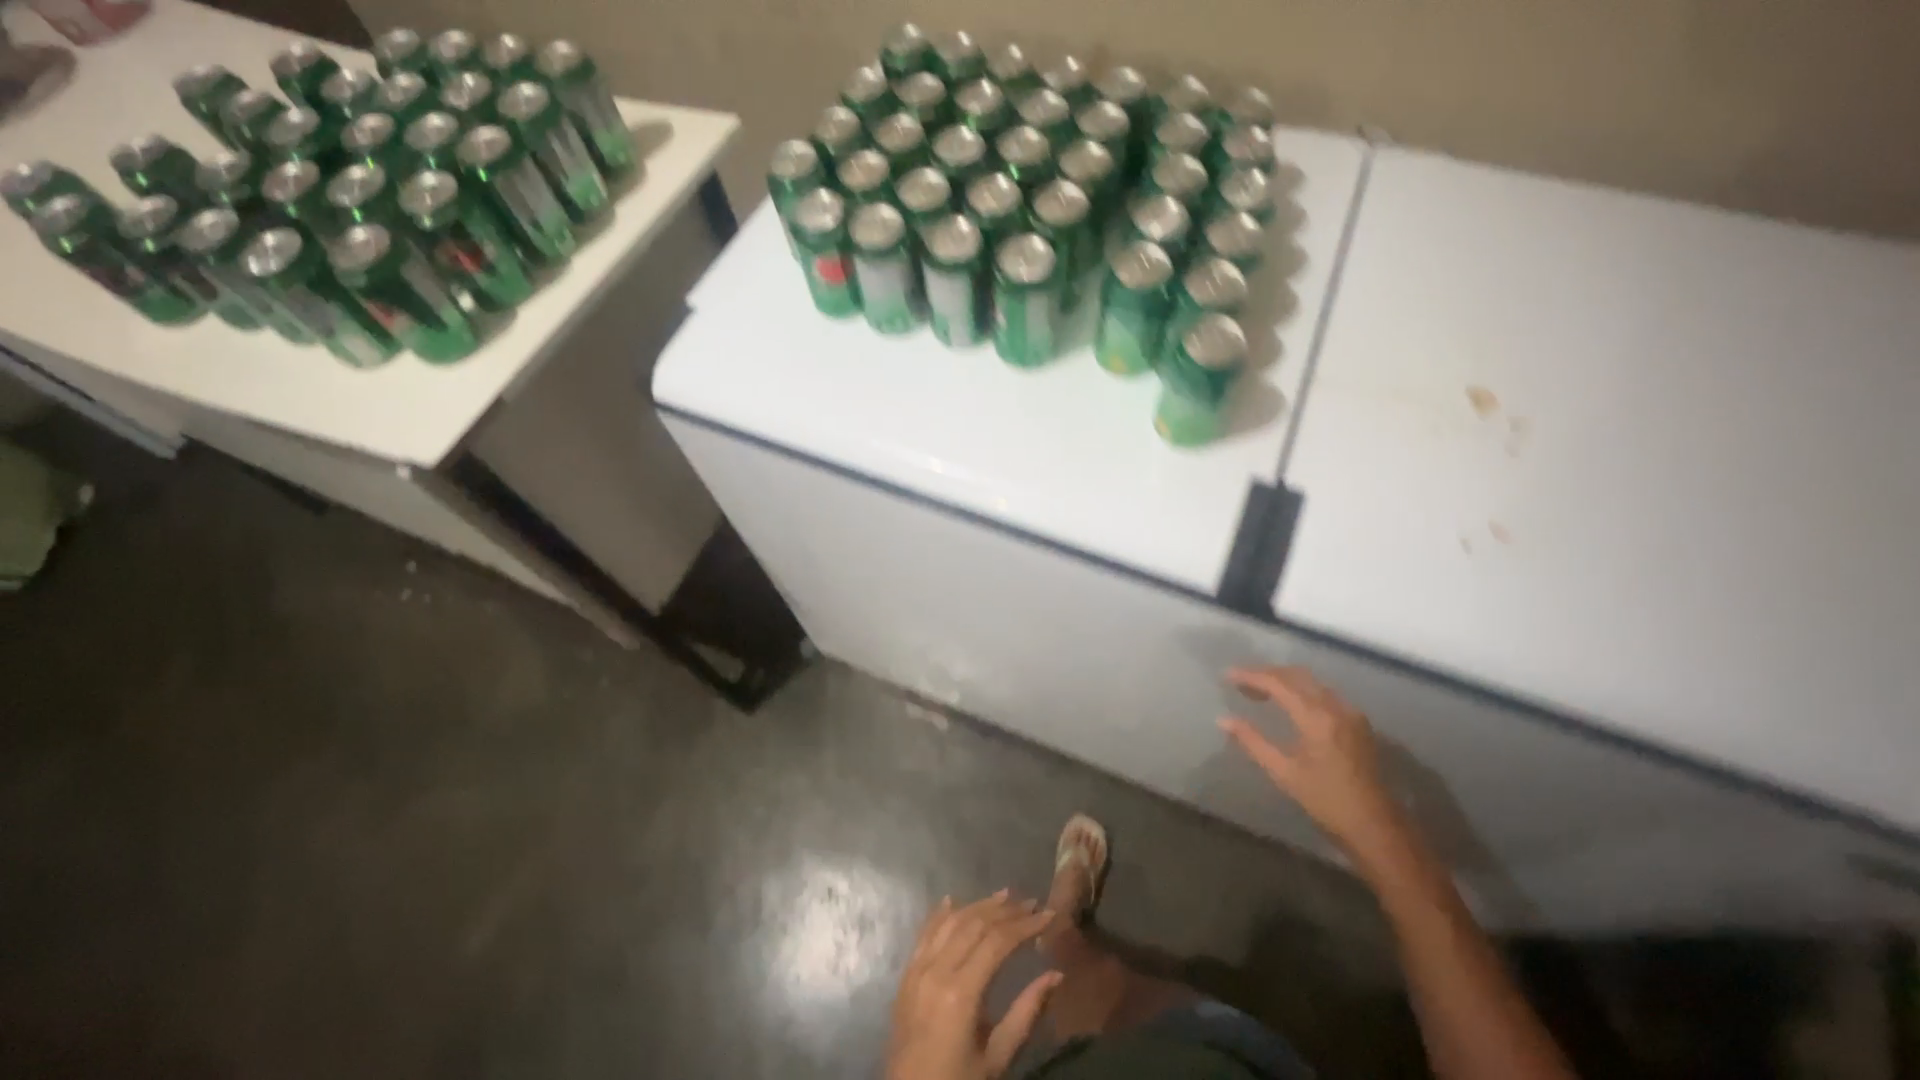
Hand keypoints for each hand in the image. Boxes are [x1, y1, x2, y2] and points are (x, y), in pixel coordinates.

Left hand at [886, 891, 1061, 1079]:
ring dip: (978, 906)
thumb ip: (1027, 1012)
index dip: (1025, 925)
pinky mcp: (906, 976)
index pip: (997, 942)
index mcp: (960, 992)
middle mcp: (935, 971)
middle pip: (974, 925)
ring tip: (1004, 896)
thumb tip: (1057, 975)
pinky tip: (952, 901)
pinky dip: (940, 914)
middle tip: (1033, 904)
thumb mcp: (998, 1056)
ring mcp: (916, 971)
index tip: (1050, 915)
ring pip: (949, 923)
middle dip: (1006, 911)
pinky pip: (924, 935)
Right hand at [1219, 666, 1404, 857]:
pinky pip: (1325, 694)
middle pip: (1297, 676)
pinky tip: (1290, 705)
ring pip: (1312, 683)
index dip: (1251, 676)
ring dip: (1285, 681)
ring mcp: (1350, 713)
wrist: (1373, 823)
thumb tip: (1223, 720)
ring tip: (1259, 691)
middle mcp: (1336, 706)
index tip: (1227, 675)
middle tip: (1240, 681)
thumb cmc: (1325, 800)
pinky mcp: (1357, 722)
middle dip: (1267, 674)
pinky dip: (1302, 691)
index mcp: (1316, 717)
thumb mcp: (1283, 772)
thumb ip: (1252, 741)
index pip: (1278, 683)